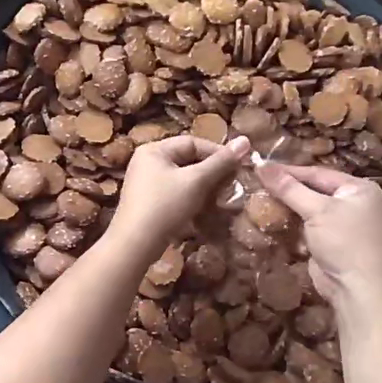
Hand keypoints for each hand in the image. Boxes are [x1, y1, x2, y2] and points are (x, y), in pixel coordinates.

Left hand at [106, 135, 247, 254]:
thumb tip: (245, 140)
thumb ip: (221, 161)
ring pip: (183, 178)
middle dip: (212, 171)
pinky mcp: (149, 201)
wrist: (135, 242)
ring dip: (204, 186)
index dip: (218, 152)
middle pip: (187, 159)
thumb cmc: (165, 206)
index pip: (192, 142)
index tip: (239, 166)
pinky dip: (192, 197)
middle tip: (232, 184)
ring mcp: (146, 183)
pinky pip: (175, 192)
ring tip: (221, 197)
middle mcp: (146, 162)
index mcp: (153, 150)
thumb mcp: (196, 181)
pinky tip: (205, 208)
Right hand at [257, 162, 381, 305]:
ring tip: (256, 200)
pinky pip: (305, 224)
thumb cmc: (344, 242)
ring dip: (284, 206)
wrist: (359, 287)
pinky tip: (269, 219)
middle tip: (254, 185)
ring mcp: (340, 222)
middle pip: (311, 189)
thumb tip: (260, 165)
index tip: (257, 168)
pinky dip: (289, 222)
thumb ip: (289, 188)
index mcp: (357, 188)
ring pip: (306, 207)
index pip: (316, 173)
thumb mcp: (317, 210)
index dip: (286, 171)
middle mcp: (352, 202)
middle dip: (284, 189)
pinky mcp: (328, 240)